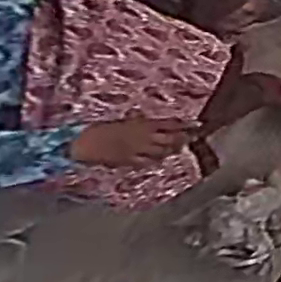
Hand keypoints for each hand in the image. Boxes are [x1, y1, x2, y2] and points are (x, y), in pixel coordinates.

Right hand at [69, 118, 196, 166]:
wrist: (81, 142)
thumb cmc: (102, 128)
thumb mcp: (126, 120)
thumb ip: (142, 120)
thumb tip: (151, 120)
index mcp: (145, 124)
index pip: (173, 124)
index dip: (187, 125)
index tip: (199, 124)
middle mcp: (145, 137)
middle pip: (172, 138)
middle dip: (183, 138)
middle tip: (190, 138)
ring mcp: (137, 149)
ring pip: (162, 150)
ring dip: (172, 149)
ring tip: (178, 148)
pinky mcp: (127, 160)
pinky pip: (146, 162)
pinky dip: (155, 160)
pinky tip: (159, 160)